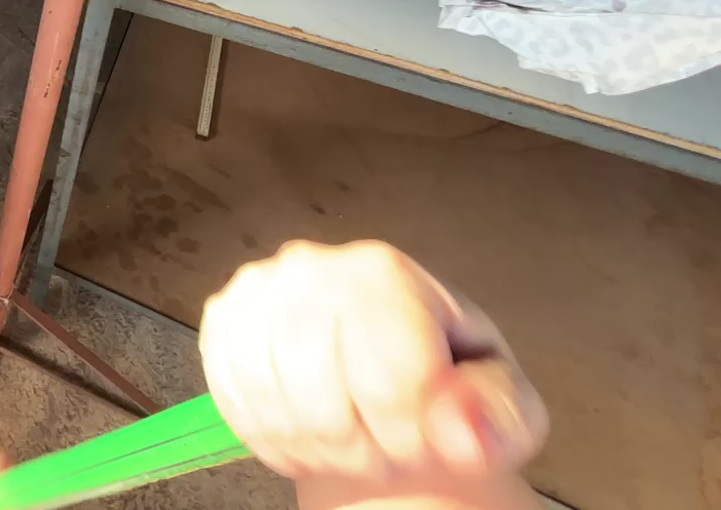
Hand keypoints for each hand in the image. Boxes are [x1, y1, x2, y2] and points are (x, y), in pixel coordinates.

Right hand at [199, 241, 547, 485]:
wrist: (376, 354)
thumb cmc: (442, 376)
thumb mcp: (501, 397)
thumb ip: (495, 415)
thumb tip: (458, 435)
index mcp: (381, 271)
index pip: (386, 379)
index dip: (409, 438)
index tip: (427, 451)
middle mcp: (305, 265)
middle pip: (317, 388)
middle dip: (356, 447)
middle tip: (384, 456)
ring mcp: (253, 286)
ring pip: (267, 392)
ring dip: (310, 444)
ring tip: (345, 448)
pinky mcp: (219, 313)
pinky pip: (229, 388)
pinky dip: (266, 430)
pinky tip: (301, 435)